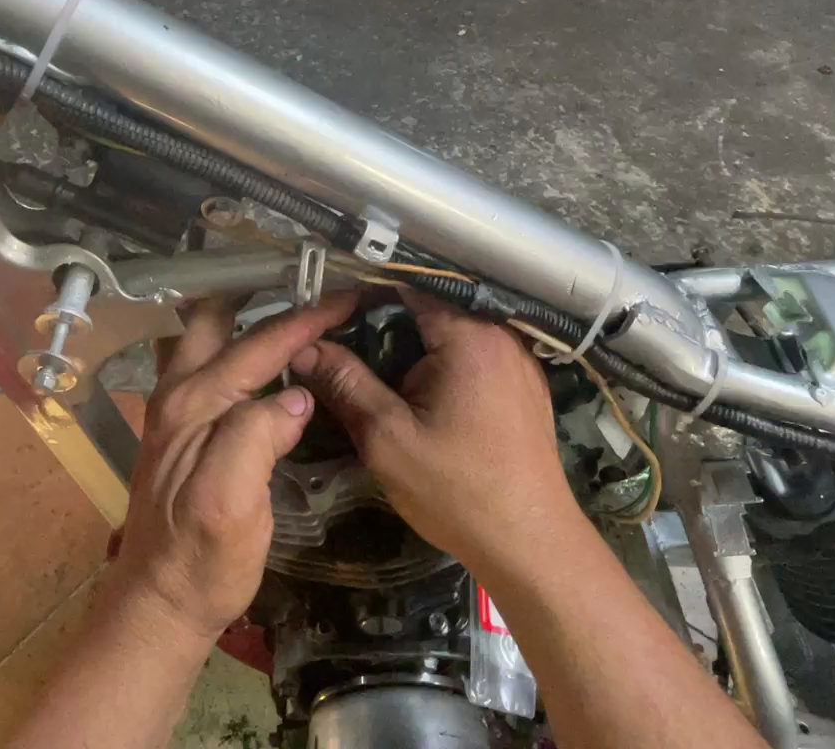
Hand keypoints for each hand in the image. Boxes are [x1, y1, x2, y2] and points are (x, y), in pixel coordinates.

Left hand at [107, 293, 358, 642]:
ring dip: (245, 314)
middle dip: (259, 291)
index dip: (307, 319)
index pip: (260, 345)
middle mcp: (179, 394)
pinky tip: (264, 356)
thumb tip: (296, 396)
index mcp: (196, 404)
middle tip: (307, 281)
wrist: (160, 603)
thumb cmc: (201, 559)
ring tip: (289, 304)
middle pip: (215, 319)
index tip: (347, 299)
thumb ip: (257, 437)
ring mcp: (175, 410)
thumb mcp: (231, 503)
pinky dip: (238, 344)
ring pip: (207, 338)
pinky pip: (210, 364)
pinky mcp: (181, 429)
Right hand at [288, 290, 582, 576]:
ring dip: (415, 350)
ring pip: (453, 336)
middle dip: (386, 328)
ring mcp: (519, 362)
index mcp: (470, 335)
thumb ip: (345, 383)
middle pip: (431, 310)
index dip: (363, 297)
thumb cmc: (458, 491)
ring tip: (377, 377)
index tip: (329, 318)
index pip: (407, 288)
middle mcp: (501, 336)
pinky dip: (444, 367)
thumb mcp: (387, 438)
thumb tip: (304, 346)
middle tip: (346, 355)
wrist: (531, 546)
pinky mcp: (525, 388)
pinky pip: (474, 359)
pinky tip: (421, 399)